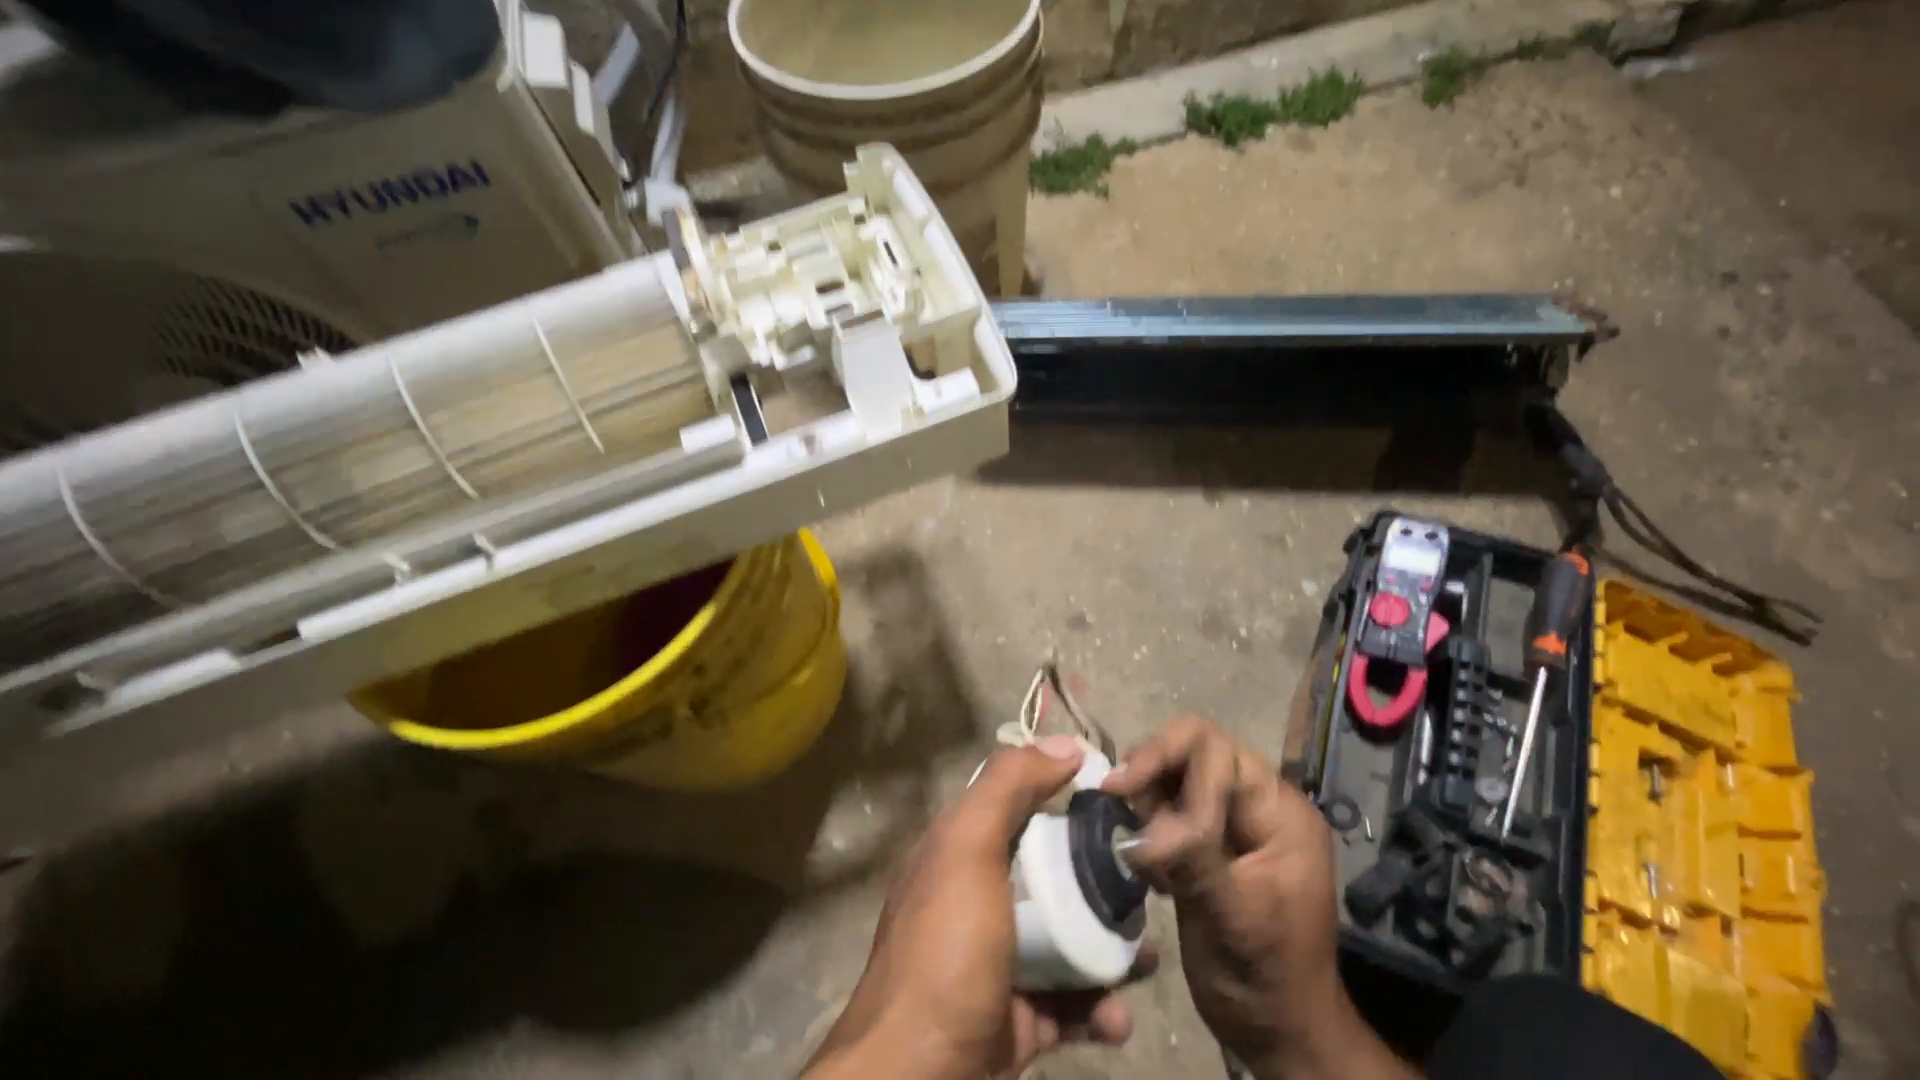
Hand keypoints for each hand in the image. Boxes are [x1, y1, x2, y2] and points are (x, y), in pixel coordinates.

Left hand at [803, 737, 1146, 1079]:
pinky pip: (1071, 1006)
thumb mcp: (968, 850)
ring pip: (1069, 944)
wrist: (917, 1072)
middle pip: (1051, 878)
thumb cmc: (946, 949)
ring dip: (1112, 951)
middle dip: (1101, 881)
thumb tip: (1064, 744)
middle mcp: (977, 903)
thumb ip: (1008, 789)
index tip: (1118, 797)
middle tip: (1146, 884)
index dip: (1063, 796)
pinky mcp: (1019, 1021)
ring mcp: (999, 966)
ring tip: (1147, 957)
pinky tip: (1117, 1016)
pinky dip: (1100, 1009)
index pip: (1016, 808)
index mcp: (959, 855)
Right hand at [1103, 717, 1410, 1079]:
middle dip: (1151, 773)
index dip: (1166, 759)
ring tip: (1135, 846)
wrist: (1279, 1033)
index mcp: (1278, 811)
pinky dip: (1146, 829)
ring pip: (1174, 780)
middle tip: (1118, 805)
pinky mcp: (1205, 848)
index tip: (1123, 792)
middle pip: (1193, 752)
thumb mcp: (1236, 920)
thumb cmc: (1268, 978)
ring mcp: (1230, 826)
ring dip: (1145, 803)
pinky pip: (1167, 814)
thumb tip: (1143, 831)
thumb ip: (1195, 863)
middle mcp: (1255, 806)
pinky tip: (1147, 870)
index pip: (1215, 749)